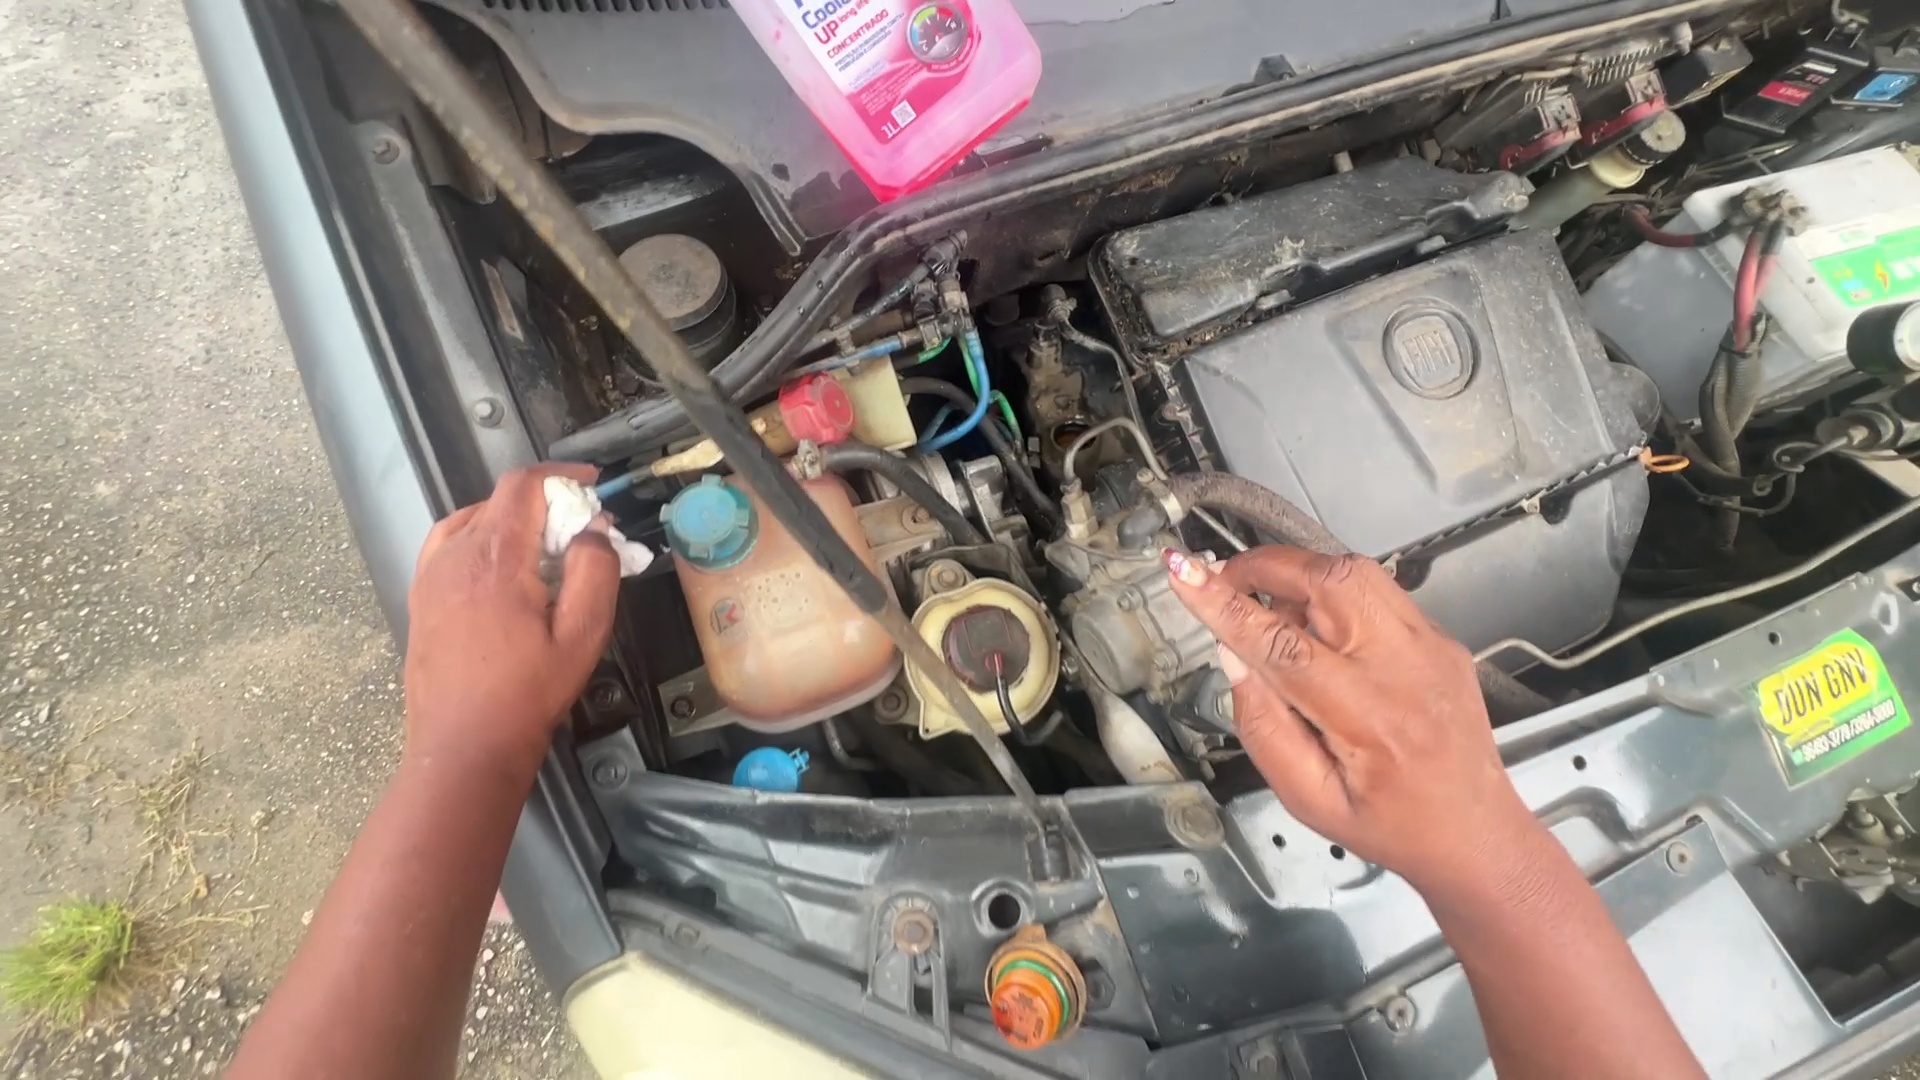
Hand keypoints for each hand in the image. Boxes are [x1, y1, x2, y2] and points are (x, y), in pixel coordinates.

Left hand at [404, 465, 620, 771]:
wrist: (465, 743)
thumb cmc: (529, 691)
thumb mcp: (585, 631)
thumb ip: (596, 570)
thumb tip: (595, 532)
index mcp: (495, 560)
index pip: (522, 485)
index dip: (561, 474)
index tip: (592, 484)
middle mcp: (453, 557)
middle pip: (500, 500)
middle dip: (548, 502)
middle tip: (584, 531)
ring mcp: (430, 576)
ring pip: (474, 518)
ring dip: (516, 519)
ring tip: (548, 548)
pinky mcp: (422, 597)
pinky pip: (452, 543)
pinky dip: (486, 537)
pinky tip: (508, 567)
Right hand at [1164, 546, 1540, 896]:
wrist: (1477, 832)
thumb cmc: (1386, 825)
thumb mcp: (1305, 797)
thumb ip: (1260, 724)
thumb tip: (1233, 654)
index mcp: (1369, 719)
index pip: (1281, 645)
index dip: (1224, 605)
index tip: (1182, 571)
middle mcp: (1407, 668)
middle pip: (1328, 581)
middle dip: (1263, 567)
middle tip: (1223, 579)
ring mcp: (1430, 644)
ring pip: (1353, 570)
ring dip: (1295, 573)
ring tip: (1268, 606)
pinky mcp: (1438, 635)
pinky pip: (1372, 588)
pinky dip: (1327, 589)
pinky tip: (1313, 625)